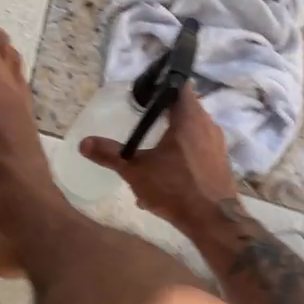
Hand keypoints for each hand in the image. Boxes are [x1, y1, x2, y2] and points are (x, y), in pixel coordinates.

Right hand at [78, 83, 239, 230]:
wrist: (211, 218)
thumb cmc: (173, 187)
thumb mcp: (135, 171)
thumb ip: (110, 154)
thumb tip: (84, 143)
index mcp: (189, 117)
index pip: (179, 85)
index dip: (162, 85)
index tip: (146, 93)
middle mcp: (207, 124)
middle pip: (184, 109)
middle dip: (163, 115)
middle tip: (142, 122)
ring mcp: (216, 143)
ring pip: (190, 131)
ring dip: (172, 137)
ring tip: (151, 150)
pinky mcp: (219, 161)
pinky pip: (197, 149)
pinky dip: (181, 155)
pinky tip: (165, 174)